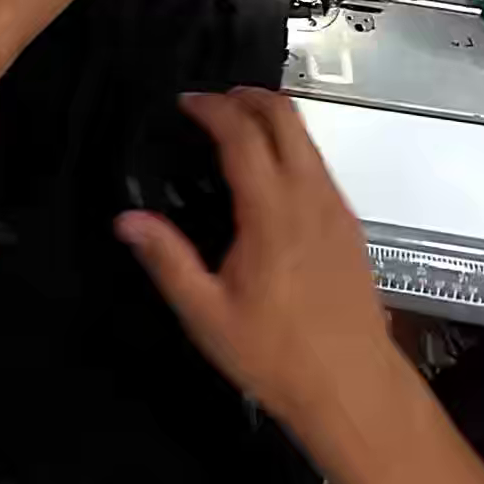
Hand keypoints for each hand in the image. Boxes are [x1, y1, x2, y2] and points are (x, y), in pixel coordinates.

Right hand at [114, 89, 400, 424]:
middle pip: (285, 115)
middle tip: (216, 99)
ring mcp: (334, 202)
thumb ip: (167, 260)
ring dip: (271, 114)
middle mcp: (309, 194)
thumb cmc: (279, 353)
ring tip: (237, 122)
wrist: (355, 387)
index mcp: (271, 212)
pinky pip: (318, 158)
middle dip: (248, 95)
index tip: (188, 102)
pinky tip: (270, 165)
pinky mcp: (349, 217)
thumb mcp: (208, 314)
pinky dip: (290, 140)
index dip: (213, 107)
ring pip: (306, 132)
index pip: (243, 134)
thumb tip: (128, 220)